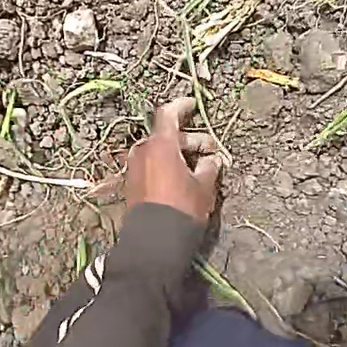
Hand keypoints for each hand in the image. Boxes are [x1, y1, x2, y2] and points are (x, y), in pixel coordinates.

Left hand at [125, 98, 223, 221]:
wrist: (154, 242)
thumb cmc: (182, 208)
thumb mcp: (203, 186)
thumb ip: (209, 167)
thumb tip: (213, 160)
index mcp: (160, 145)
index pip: (169, 114)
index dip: (182, 106)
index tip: (193, 104)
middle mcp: (143, 152)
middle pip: (168, 136)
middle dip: (190, 140)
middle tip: (211, 149)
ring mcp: (135, 168)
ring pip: (160, 151)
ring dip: (179, 153)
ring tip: (200, 166)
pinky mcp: (133, 184)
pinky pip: (152, 165)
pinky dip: (168, 165)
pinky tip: (184, 177)